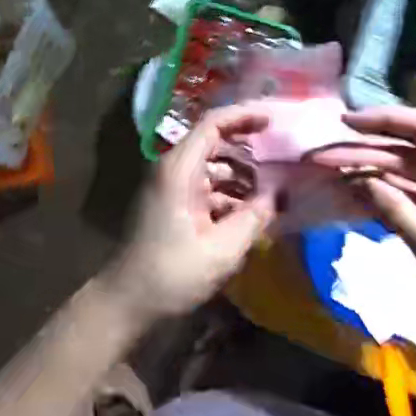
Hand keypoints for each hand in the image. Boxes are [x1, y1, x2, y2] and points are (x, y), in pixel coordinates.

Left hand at [99, 105, 276, 321]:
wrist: (129, 299)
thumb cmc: (173, 272)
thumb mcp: (223, 248)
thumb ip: (255, 217)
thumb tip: (279, 193)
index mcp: (179, 169)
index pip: (212, 124)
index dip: (244, 116)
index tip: (274, 120)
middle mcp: (172, 169)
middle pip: (214, 144)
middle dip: (250, 149)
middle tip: (286, 157)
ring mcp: (171, 187)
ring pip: (213, 168)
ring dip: (243, 176)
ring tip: (278, 190)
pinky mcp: (173, 205)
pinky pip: (206, 188)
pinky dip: (230, 195)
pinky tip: (255, 213)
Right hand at [342, 107, 415, 368]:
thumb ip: (400, 214)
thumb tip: (360, 180)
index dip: (385, 120)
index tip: (344, 122)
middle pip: (408, 152)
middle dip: (363, 151)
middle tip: (319, 157)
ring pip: (402, 176)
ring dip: (365, 174)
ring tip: (325, 175)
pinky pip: (406, 200)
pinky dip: (378, 199)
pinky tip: (346, 198)